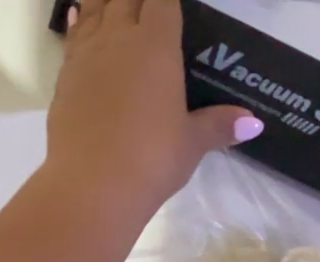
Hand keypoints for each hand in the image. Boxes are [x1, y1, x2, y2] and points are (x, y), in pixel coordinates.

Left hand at [49, 0, 264, 209]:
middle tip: (149, 4)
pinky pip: (75, 34)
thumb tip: (254, 123)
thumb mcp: (191, 144)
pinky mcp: (65, 76)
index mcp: (156, 45)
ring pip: (96, 7)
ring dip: (108, 0)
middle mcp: (119, 37)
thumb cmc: (151, 160)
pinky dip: (82, 20)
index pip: (162, 1)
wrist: (93, 185)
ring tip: (118, 1)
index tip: (173, 4)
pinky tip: (83, 16)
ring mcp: (87, 54)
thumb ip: (219, 125)